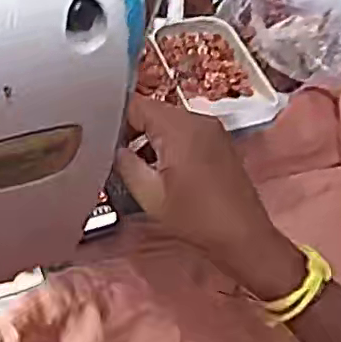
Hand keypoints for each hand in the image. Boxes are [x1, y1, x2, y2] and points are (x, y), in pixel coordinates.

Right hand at [113, 94, 302, 298]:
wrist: (242, 237)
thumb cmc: (194, 217)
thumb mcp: (148, 193)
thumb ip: (124, 163)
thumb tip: (113, 149)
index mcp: (180, 127)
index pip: (136, 105)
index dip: (113, 118)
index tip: (98, 139)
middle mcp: (198, 120)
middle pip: (152, 111)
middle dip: (129, 130)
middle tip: (111, 155)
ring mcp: (212, 130)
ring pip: (166, 122)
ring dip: (147, 139)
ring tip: (133, 166)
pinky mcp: (218, 142)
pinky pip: (183, 132)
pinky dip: (165, 144)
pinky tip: (157, 170)